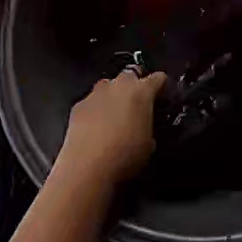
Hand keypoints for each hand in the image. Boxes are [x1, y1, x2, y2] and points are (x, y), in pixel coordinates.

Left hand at [55, 69, 166, 184]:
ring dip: (113, 94)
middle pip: (130, 75)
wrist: (88, 166)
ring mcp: (96, 93)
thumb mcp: (149, 144)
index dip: (162, 85)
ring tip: (114, 113)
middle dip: (134, 84)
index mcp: (141, 92)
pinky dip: (95, 109)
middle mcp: (118, 86)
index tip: (163, 94)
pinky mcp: (78, 105)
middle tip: (136, 102)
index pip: (157, 78)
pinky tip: (94, 126)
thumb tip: (143, 126)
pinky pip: (91, 102)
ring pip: (107, 85)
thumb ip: (148, 126)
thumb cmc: (126, 156)